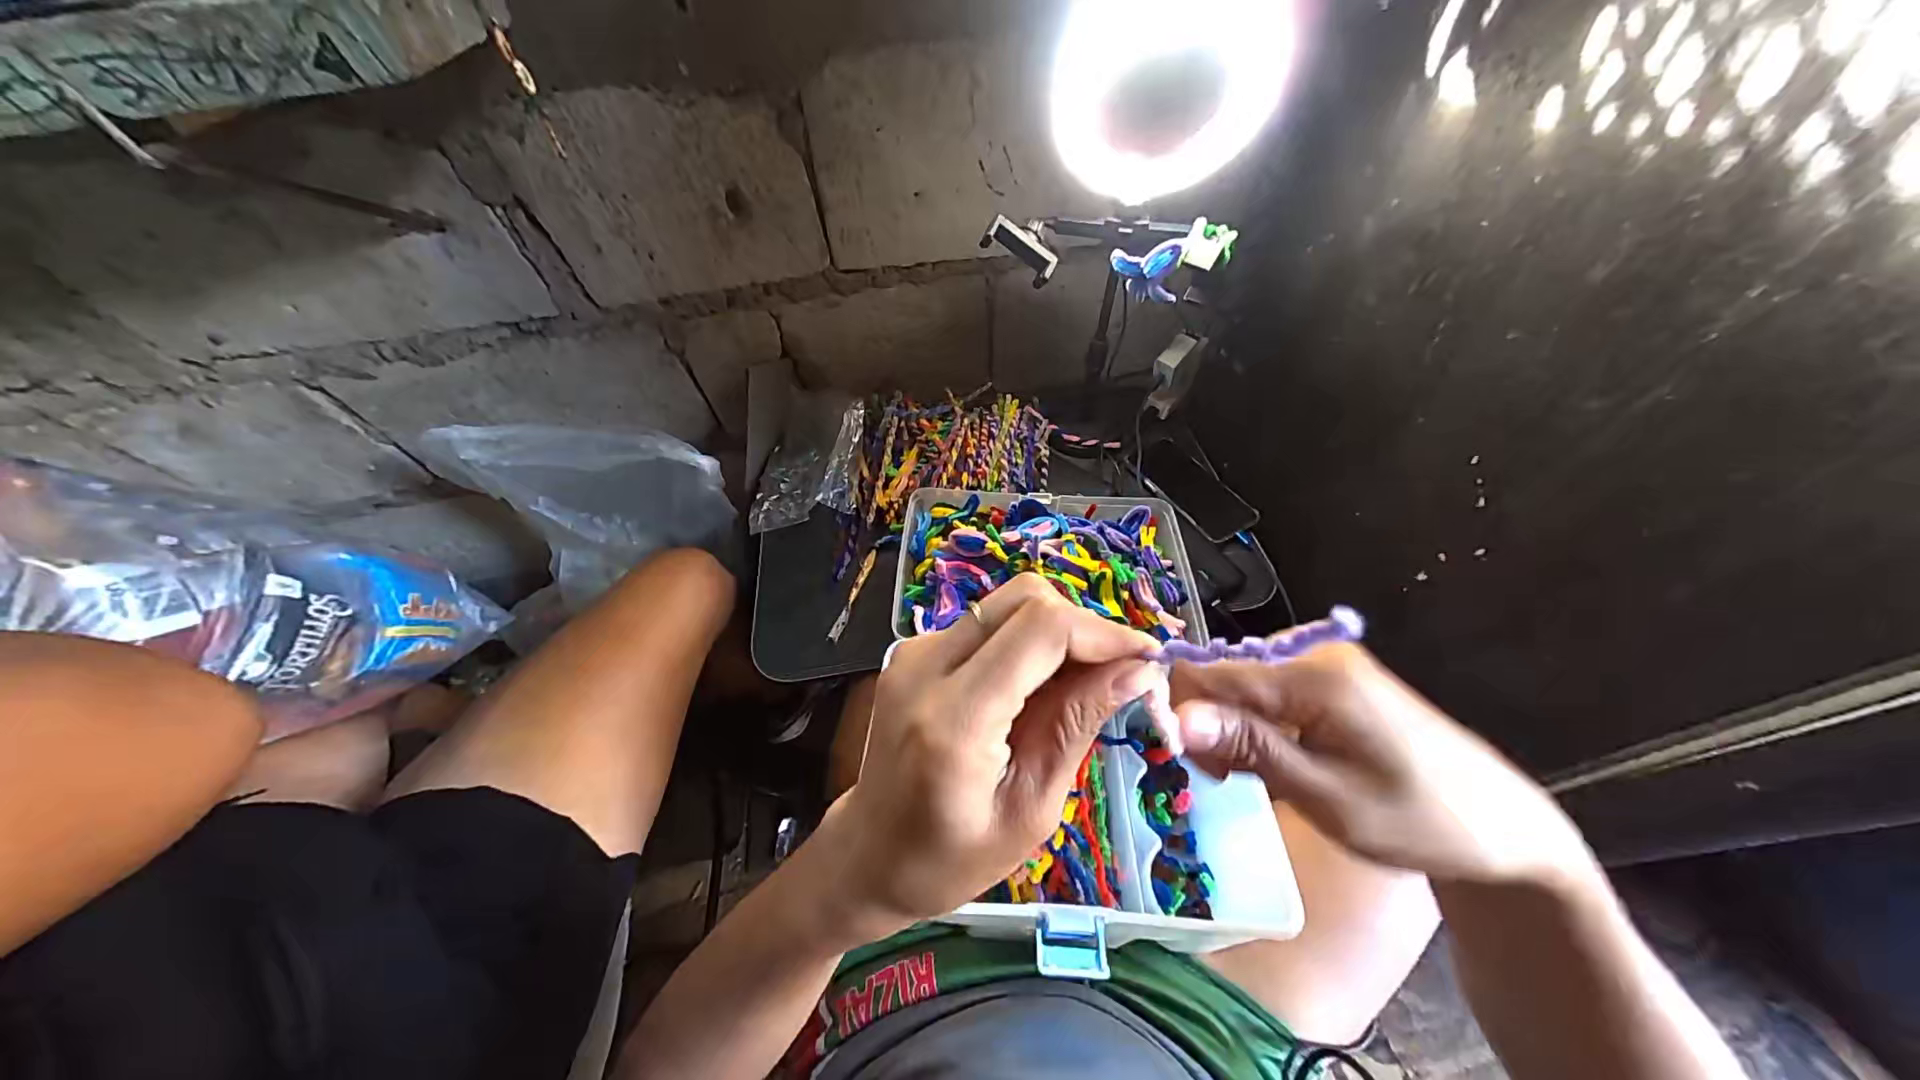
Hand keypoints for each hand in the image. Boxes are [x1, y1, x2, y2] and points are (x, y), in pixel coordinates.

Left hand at [824, 575, 1171, 935]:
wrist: (869, 853)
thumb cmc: (950, 858)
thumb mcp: (1031, 810)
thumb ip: (1077, 725)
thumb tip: (1137, 670)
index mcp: (954, 720)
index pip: (1041, 630)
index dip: (1104, 633)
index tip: (1146, 661)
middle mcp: (925, 667)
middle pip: (1025, 598)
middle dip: (1084, 627)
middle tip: (1116, 673)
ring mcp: (914, 651)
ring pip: (1008, 603)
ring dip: (1058, 632)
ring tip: (1080, 685)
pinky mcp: (915, 649)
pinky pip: (988, 622)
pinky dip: (1027, 641)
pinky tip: (1037, 687)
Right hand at [1170, 643, 1596, 888]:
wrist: (1501, 828)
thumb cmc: (1419, 820)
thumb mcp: (1327, 795)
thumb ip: (1250, 749)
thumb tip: (1176, 718)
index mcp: (1315, 675)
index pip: (1210, 672)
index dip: (1181, 712)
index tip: (1189, 765)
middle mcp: (1314, 654)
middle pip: (1221, 676)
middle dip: (1208, 726)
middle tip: (1230, 780)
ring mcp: (1324, 664)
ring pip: (1238, 686)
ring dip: (1230, 731)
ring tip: (1256, 777)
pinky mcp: (1329, 680)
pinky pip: (1265, 692)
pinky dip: (1255, 727)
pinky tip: (1273, 760)